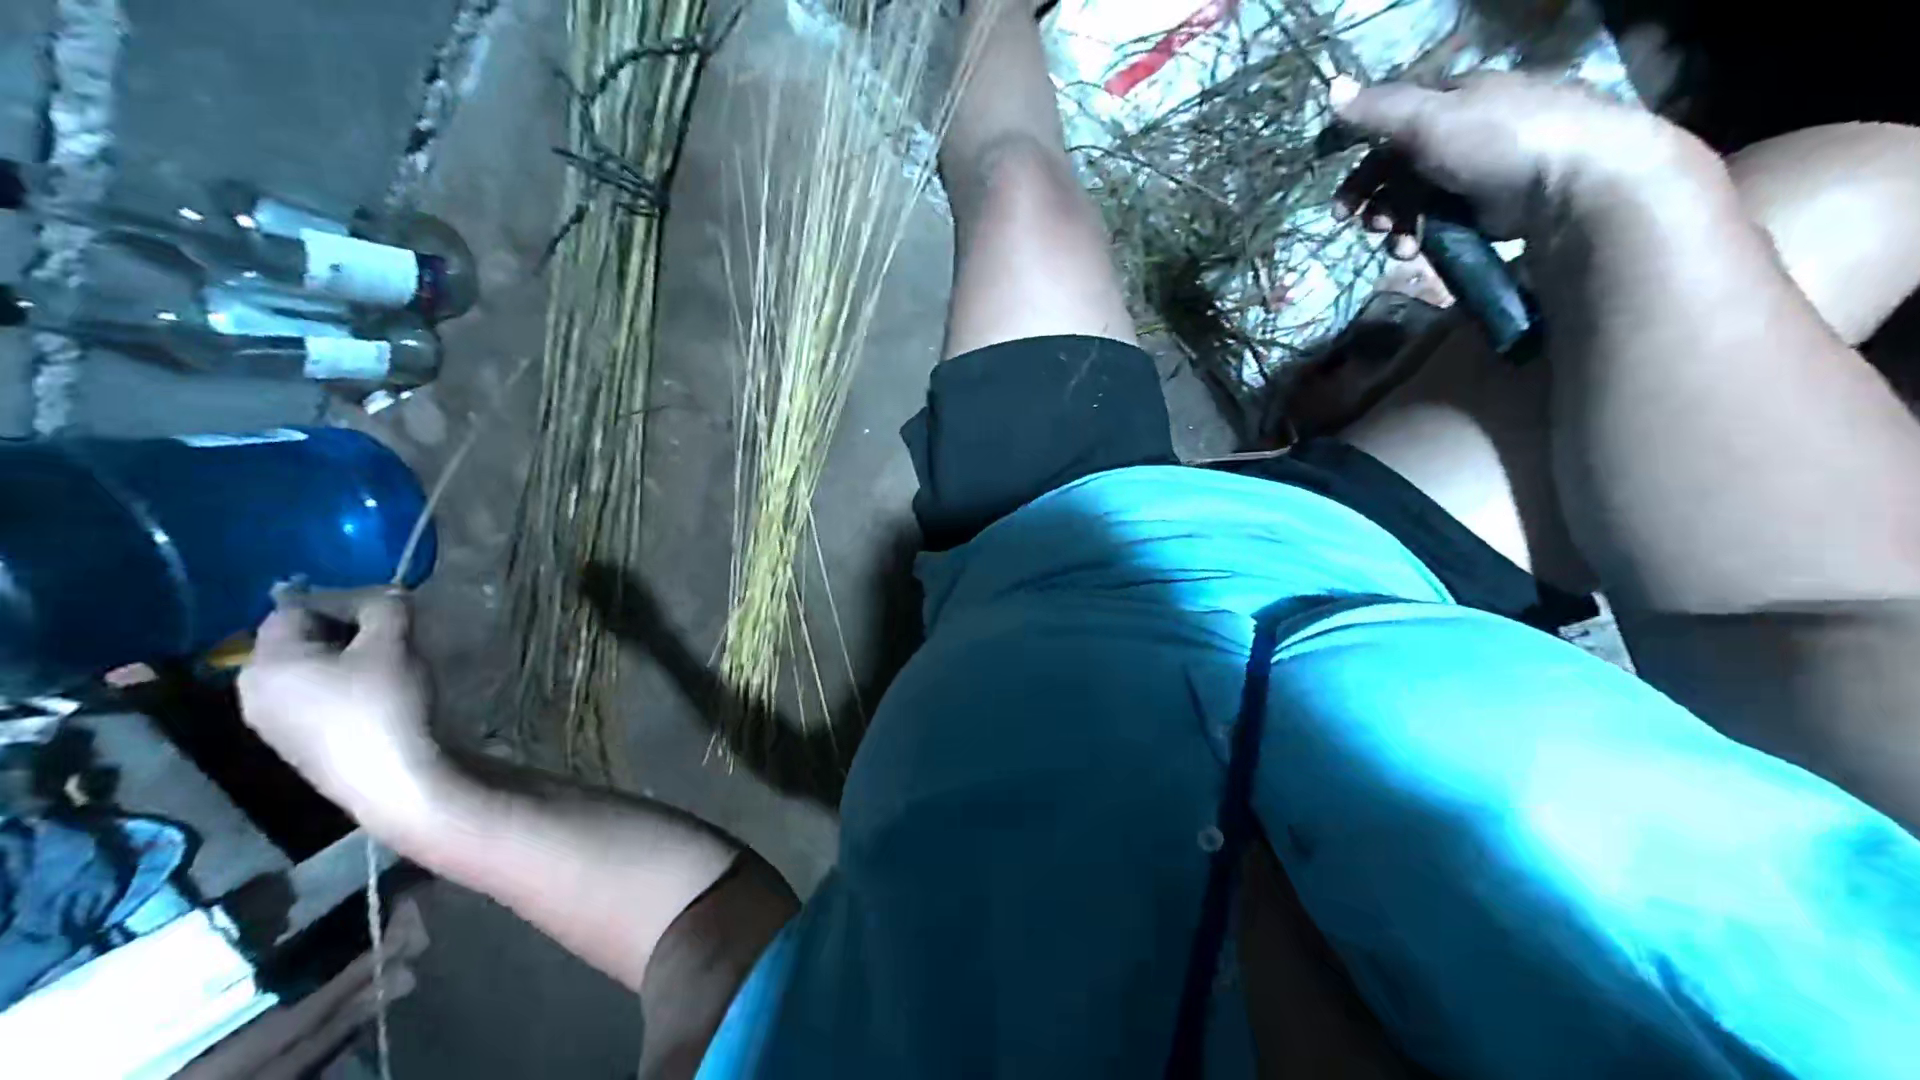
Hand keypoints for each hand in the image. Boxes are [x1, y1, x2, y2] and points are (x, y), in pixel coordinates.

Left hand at [237, 590, 449, 829]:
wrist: (391, 779)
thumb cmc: (384, 703)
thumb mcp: (393, 643)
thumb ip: (386, 608)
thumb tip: (386, 596)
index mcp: (266, 662)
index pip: (295, 609)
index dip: (342, 602)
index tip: (385, 612)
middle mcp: (253, 691)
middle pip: (298, 642)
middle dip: (344, 633)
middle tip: (391, 637)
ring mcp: (270, 723)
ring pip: (308, 672)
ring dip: (346, 661)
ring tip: (390, 666)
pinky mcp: (295, 745)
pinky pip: (314, 699)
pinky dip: (343, 689)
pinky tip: (379, 699)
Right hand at [1331, 72, 1709, 242]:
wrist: (1569, 180)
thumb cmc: (1496, 138)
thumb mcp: (1428, 118)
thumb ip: (1378, 109)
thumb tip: (1331, 87)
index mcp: (1454, 99)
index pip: (1393, 127)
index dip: (1362, 163)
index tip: (1341, 200)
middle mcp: (1463, 130)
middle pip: (1398, 170)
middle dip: (1374, 201)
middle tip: (1359, 225)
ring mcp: (1474, 170)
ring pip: (1413, 200)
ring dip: (1394, 225)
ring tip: (1398, 245)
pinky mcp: (1485, 206)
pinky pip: (1436, 219)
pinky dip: (1419, 235)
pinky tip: (1416, 249)